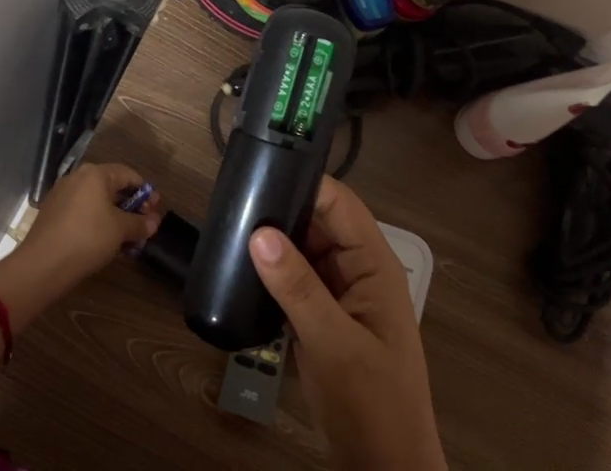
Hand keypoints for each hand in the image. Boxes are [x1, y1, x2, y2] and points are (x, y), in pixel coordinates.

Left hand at [0, 163, 162, 330]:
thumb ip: (140, 223)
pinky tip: (103, 241)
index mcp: (95, 174)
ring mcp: (62, 194)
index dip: (145, 191)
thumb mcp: (120, 230)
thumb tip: (154, 223)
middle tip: (142, 225)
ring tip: (125, 237)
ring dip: (114, 216)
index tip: (155, 210)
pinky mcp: (52, 212)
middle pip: (111, 187)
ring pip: (96, 201)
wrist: (43, 264)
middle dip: (130, 206)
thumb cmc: (88, 238)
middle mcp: (77, 178)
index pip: (128, 175)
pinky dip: (96, 221)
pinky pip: (82, 211)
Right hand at [248, 178, 445, 470]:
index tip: (260, 168)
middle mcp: (357, 271)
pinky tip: (240, 265)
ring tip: (228, 223)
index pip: (340, 203)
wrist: (382, 466)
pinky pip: (295, 281)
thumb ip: (297, 287)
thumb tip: (258, 232)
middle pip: (318, 222)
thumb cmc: (370, 401)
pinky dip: (272, 272)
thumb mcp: (333, 342)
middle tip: (231, 198)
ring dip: (273, 240)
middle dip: (280, 208)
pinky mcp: (321, 318)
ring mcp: (339, 295)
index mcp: (373, 265)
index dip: (305, 181)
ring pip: (303, 251)